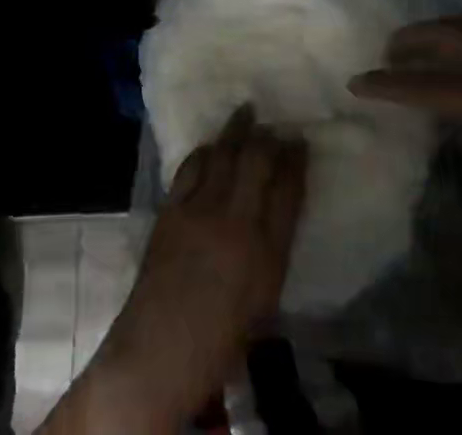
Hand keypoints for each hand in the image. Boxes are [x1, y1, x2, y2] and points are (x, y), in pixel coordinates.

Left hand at [41, 107, 307, 434]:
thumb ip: (276, 246)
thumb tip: (277, 206)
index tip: (300, 141)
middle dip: (267, 136)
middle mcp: (237, 221)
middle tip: (274, 123)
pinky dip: (204, 151)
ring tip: (245, 113)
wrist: (162, 347)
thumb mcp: (266, 294)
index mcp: (268, 249)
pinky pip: (190, 168)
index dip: (297, 159)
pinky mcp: (171, 211)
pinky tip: (210, 145)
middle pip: (256, 161)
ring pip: (222, 155)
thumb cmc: (223, 335)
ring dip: (235, 130)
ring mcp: (200, 211)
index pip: (289, 188)